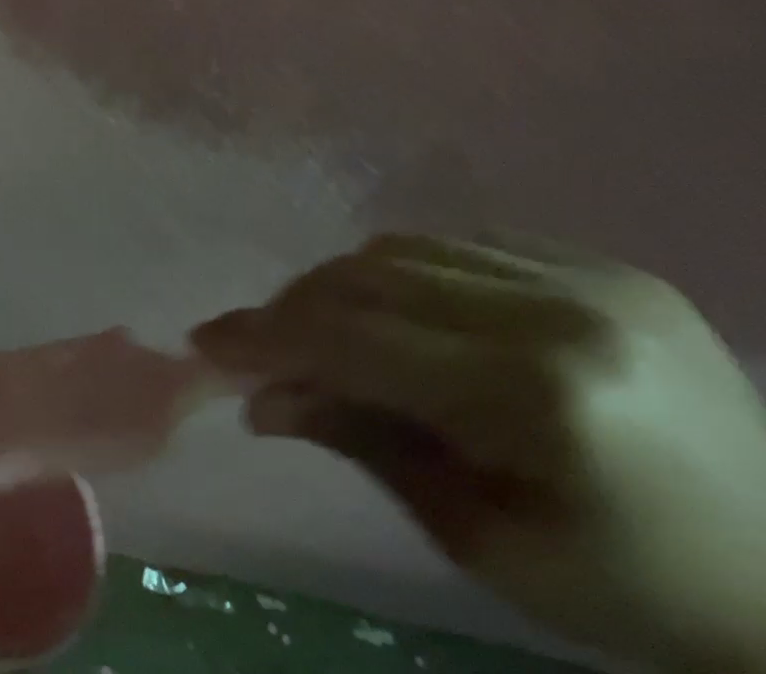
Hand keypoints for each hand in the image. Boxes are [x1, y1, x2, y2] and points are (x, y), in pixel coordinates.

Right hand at [191, 232, 765, 672]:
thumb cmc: (628, 588)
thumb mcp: (479, 536)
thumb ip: (363, 443)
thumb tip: (260, 398)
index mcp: (536, 394)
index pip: (355, 335)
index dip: (266, 335)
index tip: (204, 343)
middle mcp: (565, 310)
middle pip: (370, 275)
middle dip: (292, 309)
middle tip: (253, 347)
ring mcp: (596, 278)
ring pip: (407, 247)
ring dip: (340, 285)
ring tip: (318, 332)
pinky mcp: (612, 269)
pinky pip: (464, 244)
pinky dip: (403, 272)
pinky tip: (394, 315)